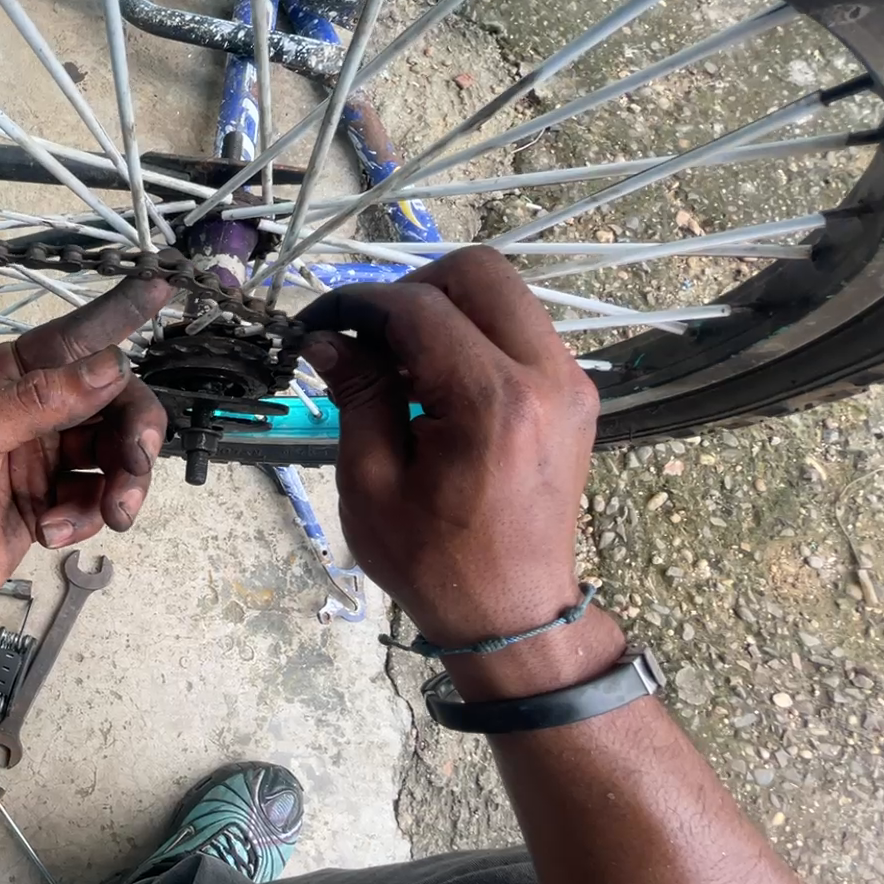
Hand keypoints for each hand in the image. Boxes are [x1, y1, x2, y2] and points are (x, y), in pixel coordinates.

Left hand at [0, 276, 173, 624]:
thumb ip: (35, 402)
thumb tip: (107, 366)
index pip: (67, 340)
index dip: (115, 316)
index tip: (159, 287)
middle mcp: (23, 412)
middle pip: (108, 399)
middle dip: (133, 428)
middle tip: (138, 458)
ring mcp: (38, 457)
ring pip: (111, 451)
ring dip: (121, 483)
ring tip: (112, 515)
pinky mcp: (48, 499)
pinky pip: (94, 496)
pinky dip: (86, 516)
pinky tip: (51, 532)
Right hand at [296, 247, 623, 696]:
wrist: (511, 610)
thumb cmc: (428, 557)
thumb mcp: (370, 481)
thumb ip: (357, 396)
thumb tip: (326, 339)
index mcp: (490, 402)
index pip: (418, 308)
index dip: (355, 304)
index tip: (314, 325)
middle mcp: (545, 375)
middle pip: (478, 273)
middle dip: (406, 290)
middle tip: (362, 337)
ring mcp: (569, 380)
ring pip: (501, 294)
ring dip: (436, 309)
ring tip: (391, 362)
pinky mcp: (569, 393)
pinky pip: (515, 328)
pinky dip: (464, 333)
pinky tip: (428, 381)